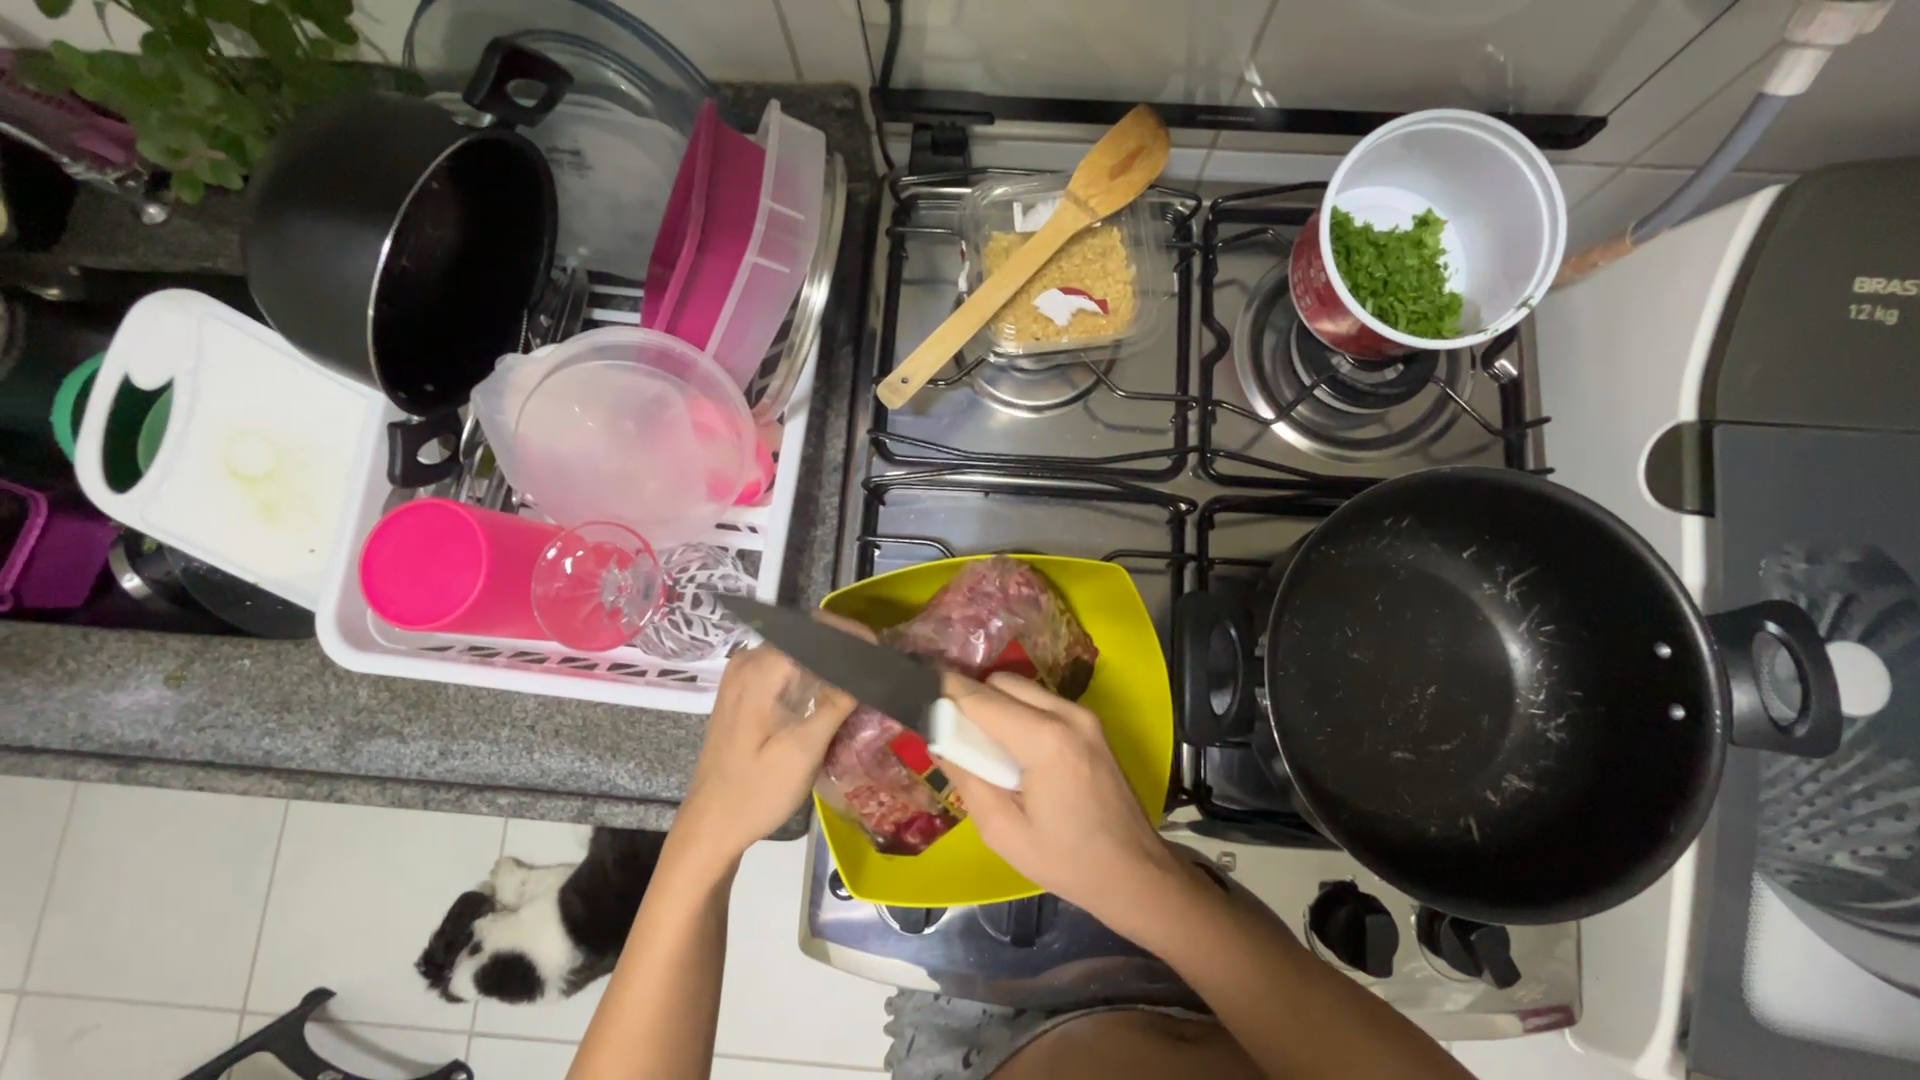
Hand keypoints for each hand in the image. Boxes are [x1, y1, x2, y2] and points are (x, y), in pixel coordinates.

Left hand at [677, 612, 871, 859]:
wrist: (710, 827)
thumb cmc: (756, 792)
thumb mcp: (803, 751)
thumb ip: (835, 704)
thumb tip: (868, 670)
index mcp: (760, 670)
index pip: (816, 632)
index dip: (852, 636)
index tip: (882, 654)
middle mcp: (747, 663)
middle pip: (806, 638)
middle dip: (843, 648)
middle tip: (878, 669)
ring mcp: (742, 678)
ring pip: (797, 653)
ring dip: (829, 663)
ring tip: (864, 681)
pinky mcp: (743, 694)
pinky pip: (785, 669)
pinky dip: (812, 676)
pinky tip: (834, 696)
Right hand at [937, 672, 1184, 927]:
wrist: (1136, 872)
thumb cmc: (1067, 861)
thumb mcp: (1003, 832)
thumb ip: (968, 779)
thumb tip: (940, 742)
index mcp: (1045, 740)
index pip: (981, 699)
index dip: (945, 693)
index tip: (915, 691)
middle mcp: (1067, 715)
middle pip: (1001, 683)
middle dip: (970, 698)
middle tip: (948, 731)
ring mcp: (1085, 716)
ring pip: (1022, 688)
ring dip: (995, 704)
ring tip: (978, 743)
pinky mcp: (1092, 724)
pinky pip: (1041, 702)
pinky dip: (1018, 712)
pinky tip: (1010, 748)